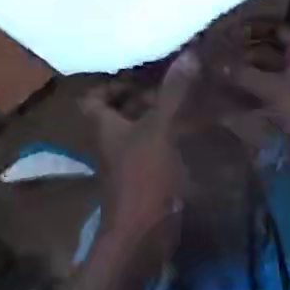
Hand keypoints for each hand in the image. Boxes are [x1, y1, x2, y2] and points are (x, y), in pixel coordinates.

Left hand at [82, 51, 200, 251]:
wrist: (142, 238)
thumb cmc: (143, 177)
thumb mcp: (160, 129)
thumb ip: (173, 92)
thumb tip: (189, 52)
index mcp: (105, 127)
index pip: (93, 98)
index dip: (111, 83)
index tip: (141, 70)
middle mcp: (112, 143)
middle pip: (120, 112)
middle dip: (143, 94)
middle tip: (174, 78)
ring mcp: (129, 163)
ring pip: (139, 129)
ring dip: (160, 114)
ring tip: (190, 97)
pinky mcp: (147, 178)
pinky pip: (156, 147)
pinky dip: (171, 135)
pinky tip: (195, 128)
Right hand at [219, 23, 289, 141]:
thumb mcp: (272, 89)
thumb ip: (244, 75)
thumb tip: (217, 62)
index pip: (280, 30)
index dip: (258, 27)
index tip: (236, 28)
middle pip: (273, 50)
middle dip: (249, 50)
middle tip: (225, 50)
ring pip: (271, 70)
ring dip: (250, 70)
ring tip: (226, 71)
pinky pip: (272, 88)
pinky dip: (256, 88)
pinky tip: (237, 95)